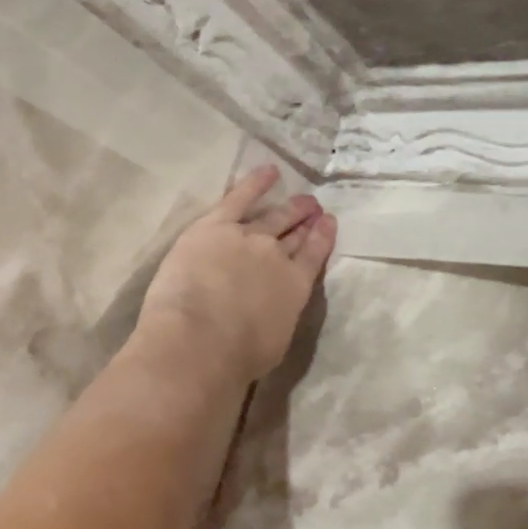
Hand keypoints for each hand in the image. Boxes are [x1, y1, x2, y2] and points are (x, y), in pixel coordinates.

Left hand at [136, 165, 337, 382]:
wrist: (199, 339)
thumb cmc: (236, 356)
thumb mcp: (273, 342)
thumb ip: (276, 318)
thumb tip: (270, 311)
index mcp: (294, 289)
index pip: (313, 258)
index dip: (321, 240)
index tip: (328, 226)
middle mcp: (276, 257)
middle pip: (293, 235)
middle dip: (306, 222)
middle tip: (315, 210)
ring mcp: (247, 237)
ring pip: (272, 216)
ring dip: (289, 207)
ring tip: (302, 199)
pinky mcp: (215, 226)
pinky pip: (239, 197)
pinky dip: (255, 183)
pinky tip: (268, 171)